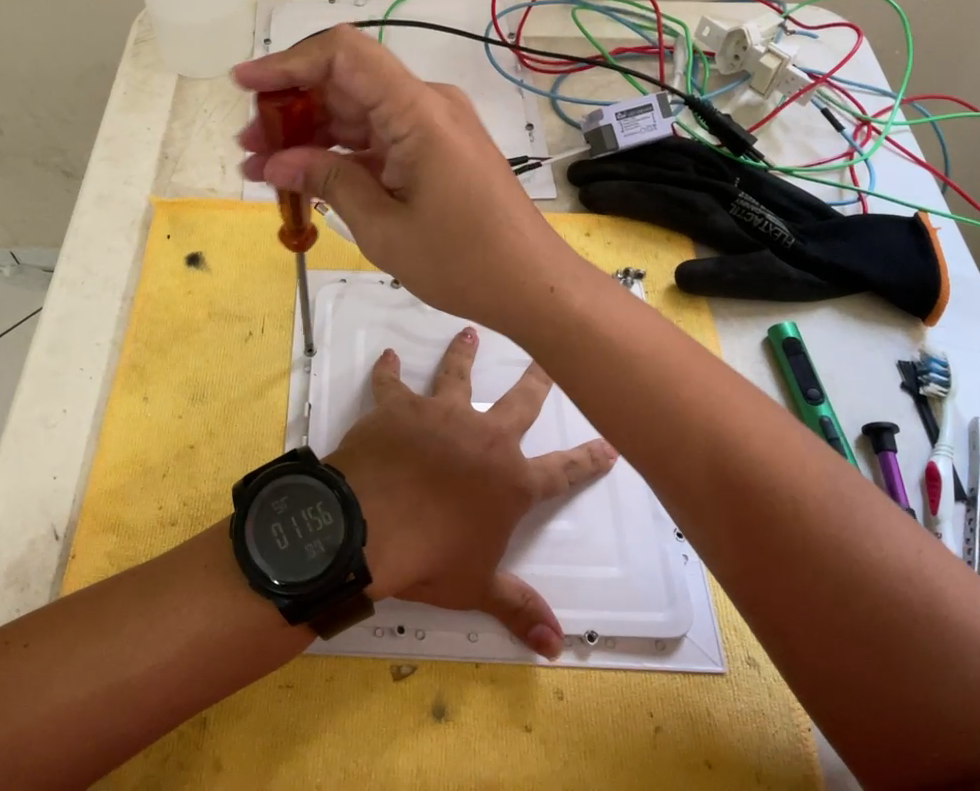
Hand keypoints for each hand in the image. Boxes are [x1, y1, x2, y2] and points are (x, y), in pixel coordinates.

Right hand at [235, 25, 579, 333]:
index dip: (287, 63)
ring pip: (359, 111)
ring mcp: (434, 126)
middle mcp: (427, 104)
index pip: (343, 55)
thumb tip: (275, 162)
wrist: (532, 285)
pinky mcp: (437, 149)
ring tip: (263, 167)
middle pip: (346, 82)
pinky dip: (341, 153)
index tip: (244, 86)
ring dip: (311, 133)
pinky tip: (306, 177)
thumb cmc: (462, 262)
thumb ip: (328, 183)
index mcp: (417, 112)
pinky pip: (379, 136)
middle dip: (291, 107)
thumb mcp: (382, 227)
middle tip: (247, 145)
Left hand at [324, 327, 617, 658]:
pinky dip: (388, 370)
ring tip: (469, 331)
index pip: (563, 471)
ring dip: (464, 354)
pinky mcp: (398, 409)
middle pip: (520, 403)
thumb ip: (518, 609)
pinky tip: (385, 356)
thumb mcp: (478, 588)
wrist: (368, 527)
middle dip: (538, 380)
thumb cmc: (429, 558)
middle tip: (550, 356)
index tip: (610, 443)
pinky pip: (392, 384)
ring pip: (458, 376)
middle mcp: (484, 438)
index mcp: (511, 482)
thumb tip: (557, 649)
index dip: (589, 460)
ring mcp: (440, 416)